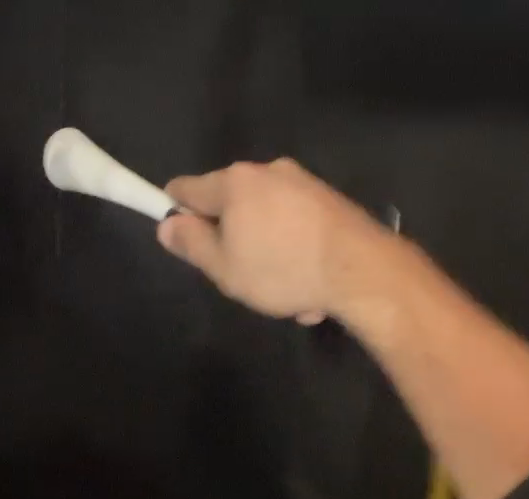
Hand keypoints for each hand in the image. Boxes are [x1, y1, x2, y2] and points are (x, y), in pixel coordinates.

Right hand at [158, 159, 406, 324]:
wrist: (361, 270)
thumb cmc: (282, 270)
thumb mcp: (226, 269)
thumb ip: (193, 245)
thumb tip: (167, 225)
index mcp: (234, 183)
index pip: (187, 188)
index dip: (175, 210)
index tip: (176, 231)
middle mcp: (269, 172)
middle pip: (235, 206)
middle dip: (236, 242)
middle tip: (246, 280)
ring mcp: (305, 184)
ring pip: (272, 224)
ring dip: (274, 259)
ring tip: (291, 296)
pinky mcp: (332, 203)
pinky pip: (301, 231)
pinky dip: (301, 258)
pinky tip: (314, 290)